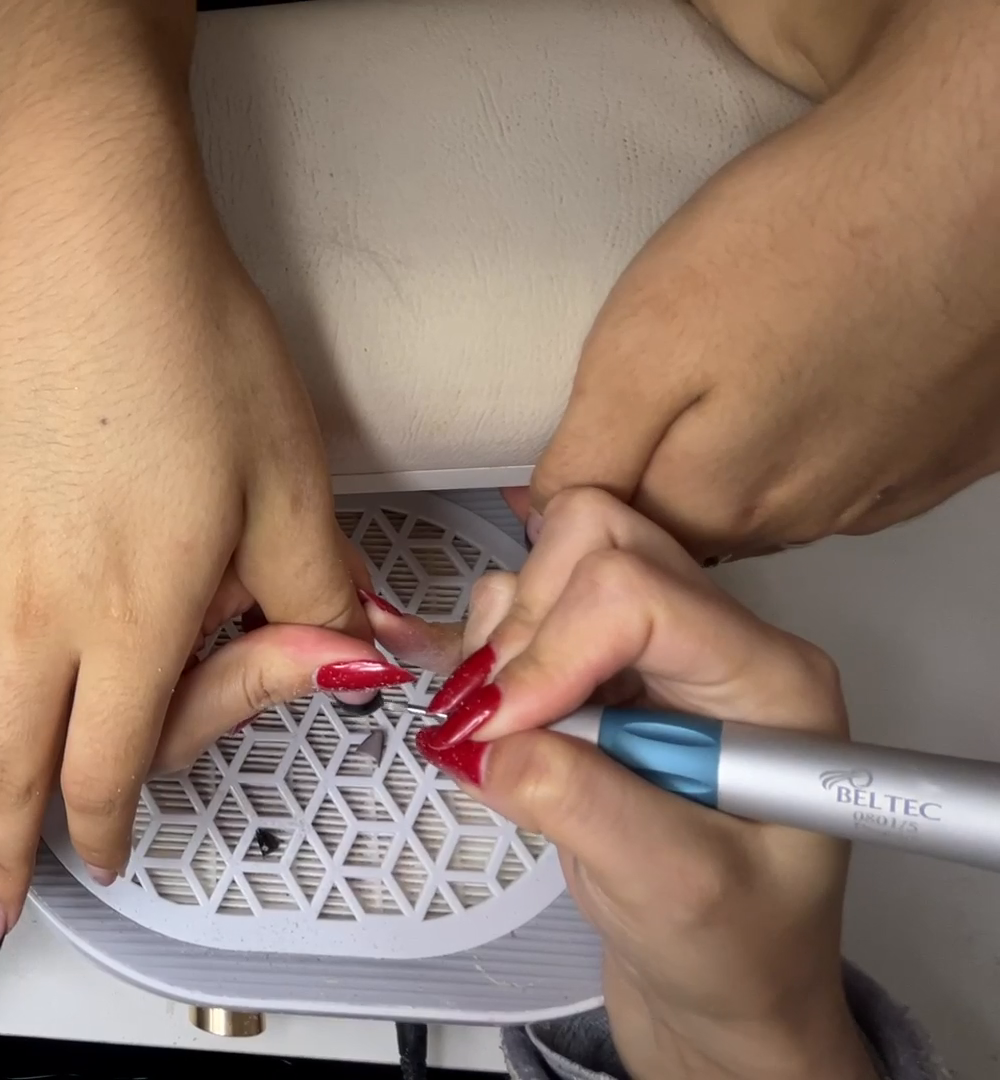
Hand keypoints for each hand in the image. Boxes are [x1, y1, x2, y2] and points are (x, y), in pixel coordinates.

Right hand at [0, 0, 390, 952]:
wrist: (76, 235)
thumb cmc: (192, 345)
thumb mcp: (287, 471)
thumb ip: (323, 587)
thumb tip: (382, 663)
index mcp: (139, 617)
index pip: (122, 761)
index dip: (115, 821)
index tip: (108, 856)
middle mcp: (41, 615)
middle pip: (21, 761)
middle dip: (11, 851)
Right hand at [410, 489, 876, 1079]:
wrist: (712, 961)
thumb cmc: (727, 933)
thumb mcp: (672, 884)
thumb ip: (574, 800)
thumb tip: (475, 738)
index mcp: (759, 674)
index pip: (634, 593)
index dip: (549, 652)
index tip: (502, 728)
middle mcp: (700, 636)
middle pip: (591, 538)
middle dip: (521, 623)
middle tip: (495, 710)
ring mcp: (633, 643)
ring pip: (538, 565)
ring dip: (491, 639)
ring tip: (488, 722)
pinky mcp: (576, 660)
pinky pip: (504, 608)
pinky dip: (458, 638)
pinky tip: (433, 666)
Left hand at [527, 0, 999, 561]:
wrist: (977, 156)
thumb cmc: (787, 247)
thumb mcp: (631, 359)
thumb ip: (586, 458)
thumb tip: (543, 517)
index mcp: (719, 506)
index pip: (620, 536)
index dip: (586, 491)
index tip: (586, 434)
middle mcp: (811, 519)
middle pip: (689, 525)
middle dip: (651, 478)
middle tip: (655, 393)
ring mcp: (891, 486)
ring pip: (762, 502)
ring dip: (728, 462)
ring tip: (730, 380)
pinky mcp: (953, 448)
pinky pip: (840, 474)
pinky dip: (806, 442)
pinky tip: (804, 383)